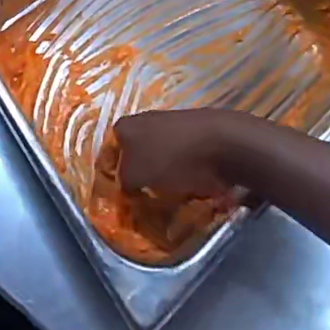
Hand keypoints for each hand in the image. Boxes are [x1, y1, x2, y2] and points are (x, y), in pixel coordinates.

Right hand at [112, 108, 247, 198]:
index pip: (109, 158)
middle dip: (139, 183)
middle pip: (134, 160)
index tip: (124, 203)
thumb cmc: (171, 157)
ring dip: (162, 184)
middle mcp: (143, 123)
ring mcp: (169, 129)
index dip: (114, 181)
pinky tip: (190, 193)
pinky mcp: (192, 139)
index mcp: (123, 128)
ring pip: (158, 164)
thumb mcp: (135, 175)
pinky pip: (179, 165)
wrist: (220, 143)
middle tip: (146, 206)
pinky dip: (182, 180)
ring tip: (171, 203)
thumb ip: (123, 183)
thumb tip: (126, 188)